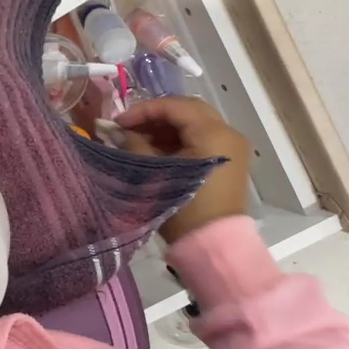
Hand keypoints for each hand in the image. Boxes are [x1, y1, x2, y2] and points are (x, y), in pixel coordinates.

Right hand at [115, 97, 252, 242]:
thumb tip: (117, 131)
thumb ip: (134, 145)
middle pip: (188, 110)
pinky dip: (178, 139)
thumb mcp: (153, 174)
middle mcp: (228, 133)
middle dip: (155, 116)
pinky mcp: (228, 160)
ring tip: (137, 139)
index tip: (117, 122)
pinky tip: (155, 150)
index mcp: (213, 133)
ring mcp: (231, 147)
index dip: (143, 110)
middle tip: (128, 127)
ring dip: (165, 128)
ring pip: (195, 123)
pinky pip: (201, 139)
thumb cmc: (182, 208)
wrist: (212, 243)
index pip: (176, 106)